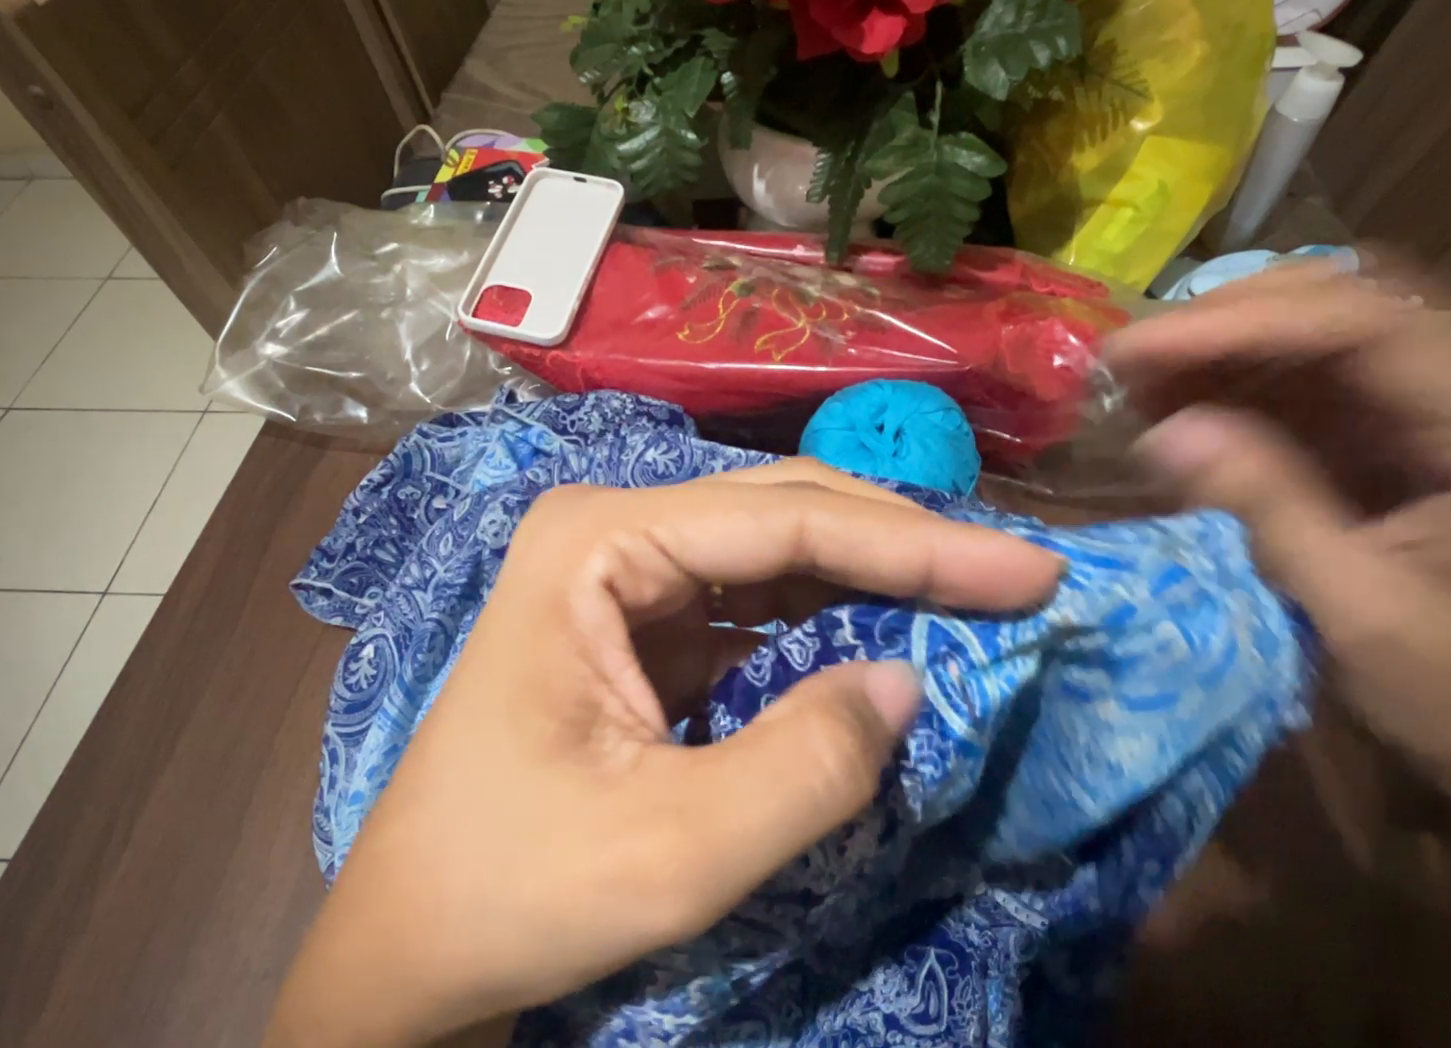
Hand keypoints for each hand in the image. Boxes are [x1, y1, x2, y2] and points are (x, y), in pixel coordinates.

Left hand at [264, 461, 1064, 1047]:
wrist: (416, 934)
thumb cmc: (518, 887)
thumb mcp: (677, 850)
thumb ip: (808, 765)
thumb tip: (907, 678)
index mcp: (594, 545)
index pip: (783, 519)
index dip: (917, 545)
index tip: (1033, 571)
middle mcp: (605, 532)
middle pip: (780, 516)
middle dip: (901, 548)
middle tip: (1016, 578)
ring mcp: (617, 574)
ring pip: (772, 555)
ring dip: (870, 579)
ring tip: (973, 599)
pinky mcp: (633, 623)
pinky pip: (748, 605)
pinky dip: (824, 620)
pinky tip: (884, 634)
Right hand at [1107, 265, 1450, 893]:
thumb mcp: (1368, 615)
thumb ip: (1268, 511)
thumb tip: (1161, 431)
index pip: (1372, 325)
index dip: (1244, 323)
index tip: (1138, 349)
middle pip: (1351, 305)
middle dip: (1229, 318)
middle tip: (1127, 356)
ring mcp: (1432, 424)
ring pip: (1318, 340)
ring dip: (1220, 348)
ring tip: (1132, 379)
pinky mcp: (1385, 454)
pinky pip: (1299, 394)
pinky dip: (1226, 390)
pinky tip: (1168, 408)